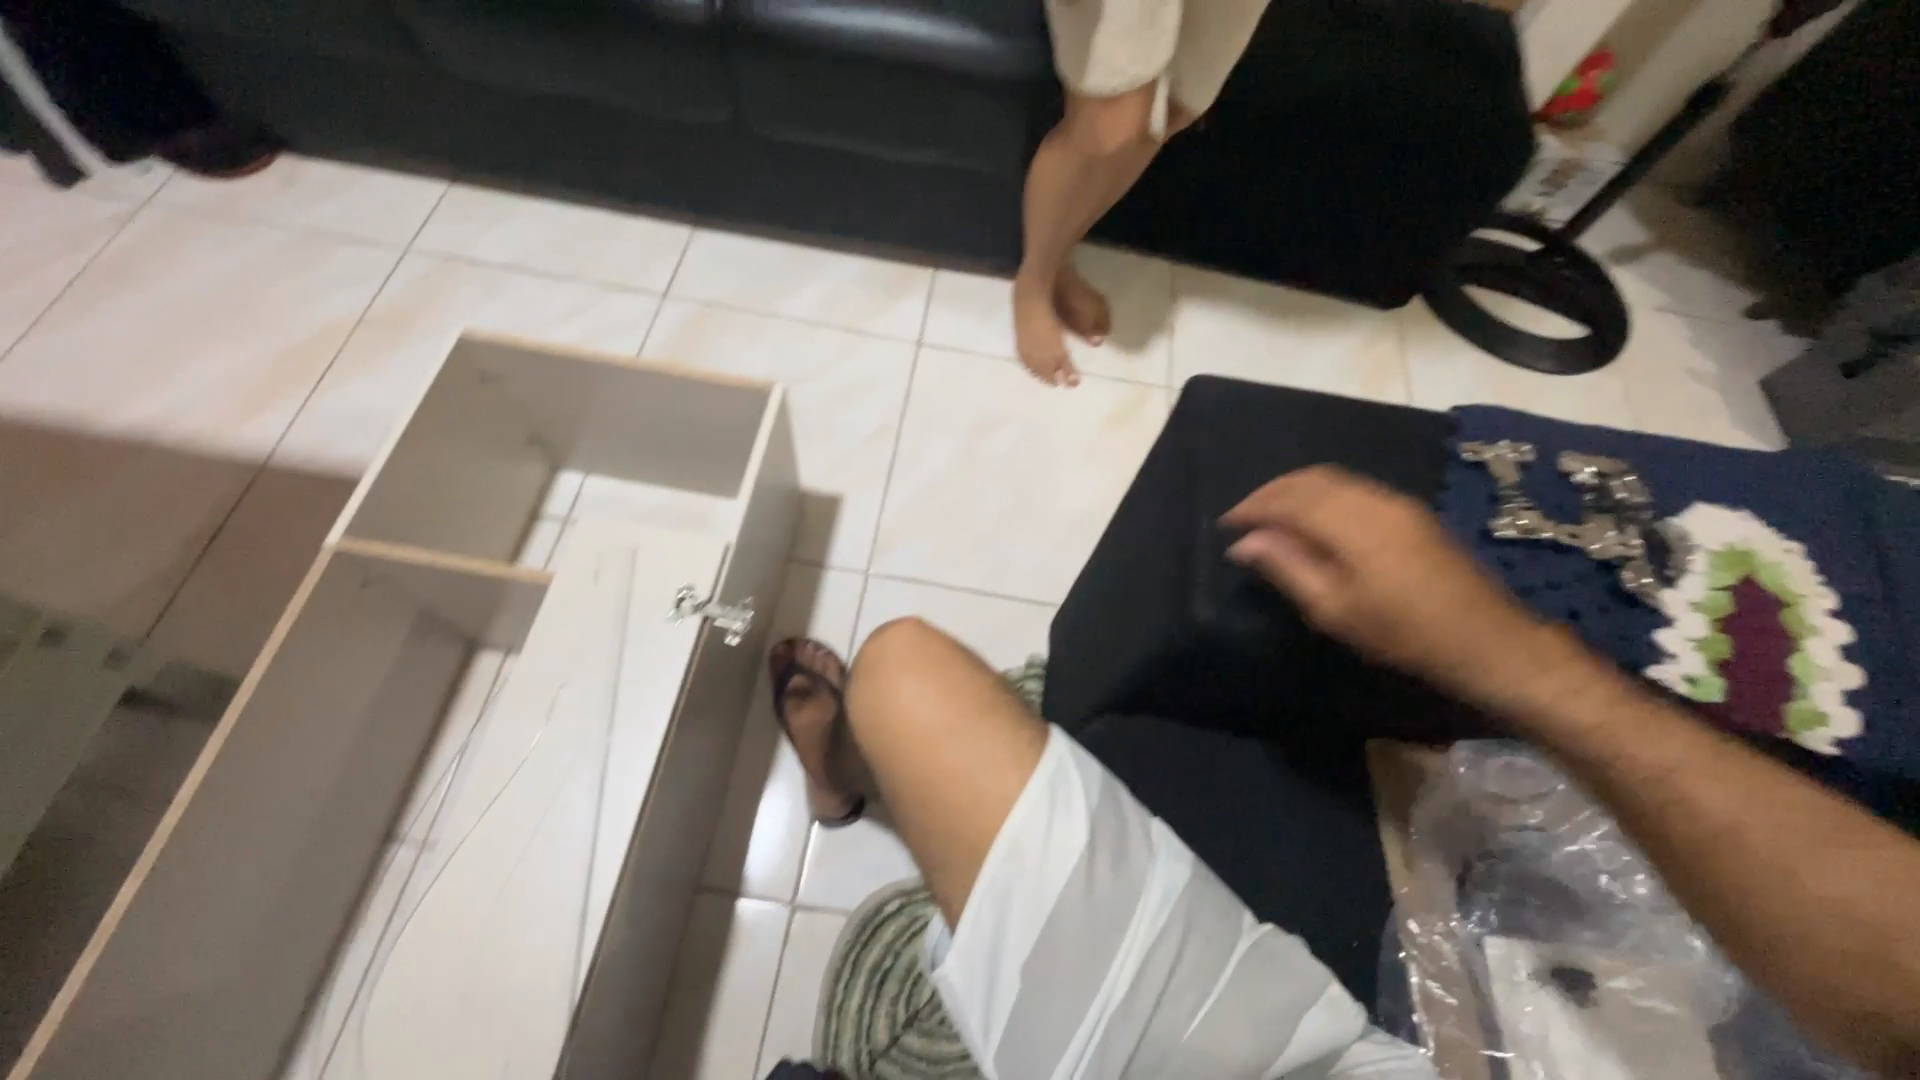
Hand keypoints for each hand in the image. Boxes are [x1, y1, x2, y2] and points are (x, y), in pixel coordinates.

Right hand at [1221, 465, 1571, 711]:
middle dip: (1272, 492)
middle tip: (1244, 517)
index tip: (1227, 524)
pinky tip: (1312, 519)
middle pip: (1311, 479)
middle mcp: (1375, 501)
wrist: (1487, 640)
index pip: (1290, 498)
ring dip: (1296, 491)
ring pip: (1333, 479)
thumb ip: (1287, 567)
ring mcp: (1397, 503)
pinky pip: (1353, 488)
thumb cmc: (1402, 633)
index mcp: (1353, 524)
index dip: (1254, 506)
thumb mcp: (1335, 610)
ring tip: (1271, 517)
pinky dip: (1321, 494)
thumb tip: (1245, 542)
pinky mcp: (1410, 513)